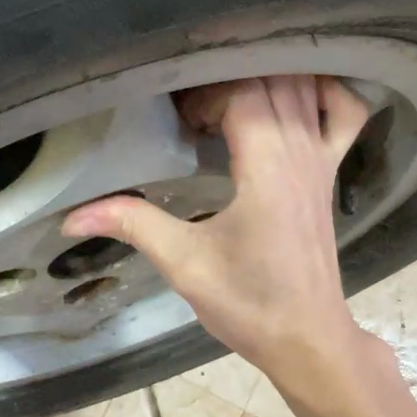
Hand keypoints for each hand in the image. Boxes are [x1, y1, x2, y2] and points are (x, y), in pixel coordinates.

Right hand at [62, 75, 375, 378]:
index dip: (203, 95)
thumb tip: (72, 216)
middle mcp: (301, 151)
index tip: (177, 122)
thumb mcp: (183, 262)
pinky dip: (322, 92)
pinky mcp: (330, 172)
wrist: (307, 338)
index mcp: (267, 168)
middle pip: (272, 78)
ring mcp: (322, 159)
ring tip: (225, 100)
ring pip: (306, 86)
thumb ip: (132, 224)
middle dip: (226, 81)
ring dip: (264, 78)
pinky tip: (290, 97)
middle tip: (191, 110)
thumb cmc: (248, 303)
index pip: (242, 93)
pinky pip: (344, 112)